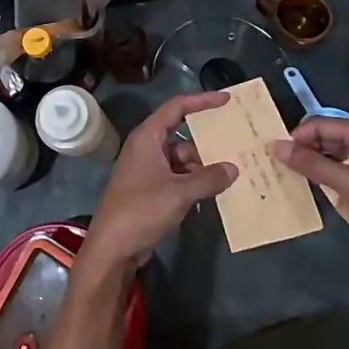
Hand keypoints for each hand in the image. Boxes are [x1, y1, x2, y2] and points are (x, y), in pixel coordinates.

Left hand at [84, 92, 238, 270]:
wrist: (112, 248)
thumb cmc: (142, 209)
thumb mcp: (180, 192)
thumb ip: (209, 178)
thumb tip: (233, 169)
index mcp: (148, 137)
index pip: (177, 107)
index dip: (202, 100)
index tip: (226, 100)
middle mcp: (147, 148)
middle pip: (182, 136)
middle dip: (207, 144)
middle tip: (236, 146)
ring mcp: (147, 170)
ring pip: (182, 160)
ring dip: (202, 167)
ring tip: (231, 175)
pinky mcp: (150, 191)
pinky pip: (177, 178)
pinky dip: (193, 182)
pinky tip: (213, 192)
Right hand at [272, 117, 348, 277]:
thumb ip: (313, 165)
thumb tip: (277, 146)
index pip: (323, 123)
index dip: (298, 136)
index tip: (274, 154)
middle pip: (329, 138)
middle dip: (304, 149)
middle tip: (276, 166)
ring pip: (337, 157)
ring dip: (316, 166)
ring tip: (288, 178)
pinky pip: (347, 175)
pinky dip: (330, 180)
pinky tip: (315, 192)